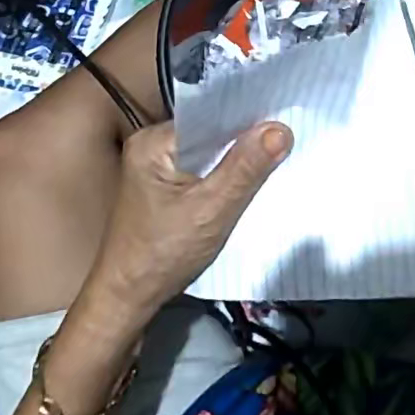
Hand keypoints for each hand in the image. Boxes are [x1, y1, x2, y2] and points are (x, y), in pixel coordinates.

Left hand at [81, 120, 291, 321]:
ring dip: (237, 154)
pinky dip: (225, 169)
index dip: (248, 115)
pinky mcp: (164, 182)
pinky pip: (203, 164)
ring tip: (277, 150)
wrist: (127, 301)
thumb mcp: (211, 210)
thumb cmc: (163, 255)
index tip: (284, 116)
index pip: (210, 114)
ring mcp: (156, 162)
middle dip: (245, 135)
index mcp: (154, 141)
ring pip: (209, 148)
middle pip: (211, 129)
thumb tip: (281, 128)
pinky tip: (249, 174)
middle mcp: (152, 143)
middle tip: (287, 134)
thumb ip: (245, 168)